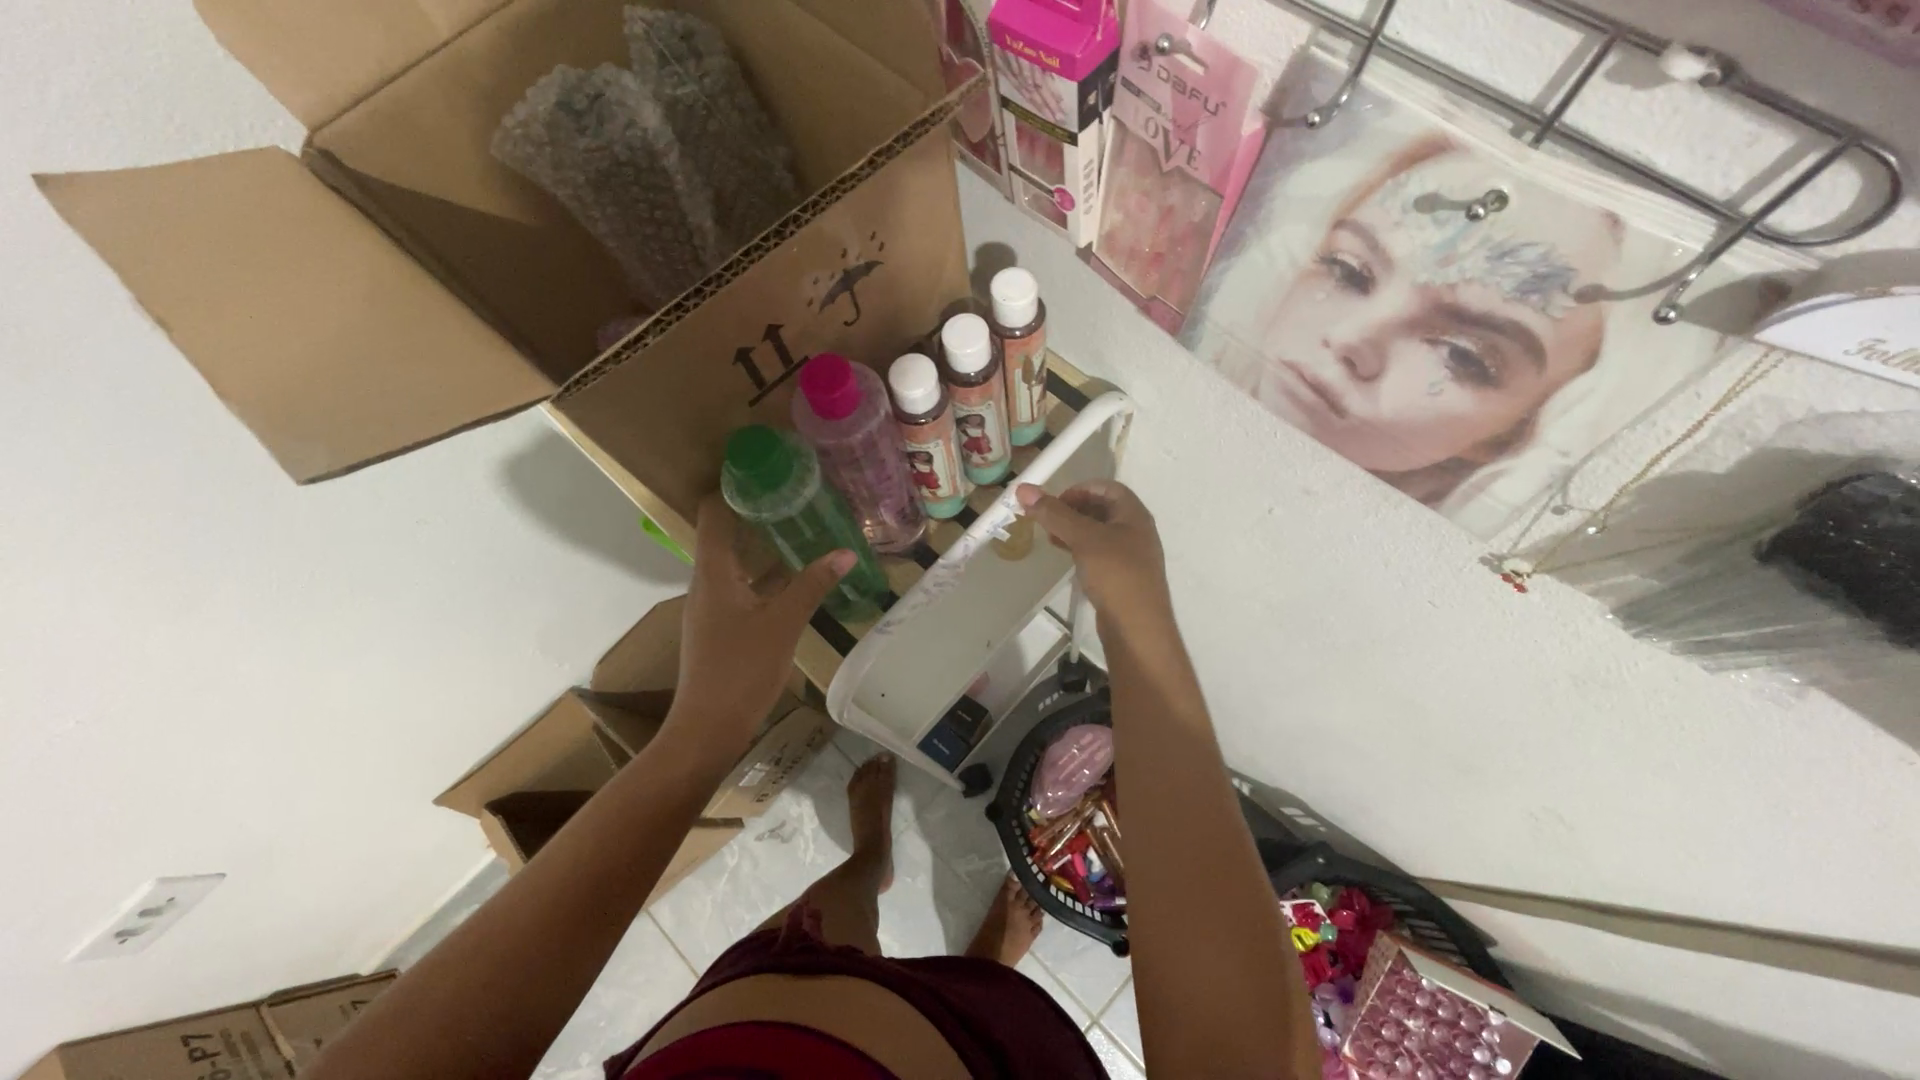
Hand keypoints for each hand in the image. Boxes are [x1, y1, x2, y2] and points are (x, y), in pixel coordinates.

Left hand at [672, 495, 851, 740]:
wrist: (708, 727)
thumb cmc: (741, 669)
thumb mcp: (783, 624)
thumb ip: (812, 585)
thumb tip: (845, 553)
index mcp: (712, 573)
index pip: (713, 514)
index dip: (733, 488)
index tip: (764, 469)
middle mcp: (706, 584)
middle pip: (725, 536)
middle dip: (757, 515)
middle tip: (795, 497)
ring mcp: (711, 608)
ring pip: (737, 565)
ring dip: (764, 548)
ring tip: (801, 531)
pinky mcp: (720, 630)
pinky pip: (743, 589)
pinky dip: (765, 578)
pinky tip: (794, 581)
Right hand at [1015, 481, 1171, 631]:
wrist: (1137, 626)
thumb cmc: (1115, 573)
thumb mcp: (1083, 538)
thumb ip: (1054, 513)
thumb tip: (1023, 489)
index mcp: (1134, 514)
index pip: (1106, 487)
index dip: (1079, 489)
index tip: (1054, 501)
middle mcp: (1136, 530)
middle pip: (1102, 508)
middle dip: (1072, 510)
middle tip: (1047, 519)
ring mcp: (1130, 555)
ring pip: (1098, 532)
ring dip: (1073, 530)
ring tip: (1050, 537)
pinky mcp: (1121, 577)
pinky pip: (1099, 553)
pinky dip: (1080, 549)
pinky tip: (1065, 558)